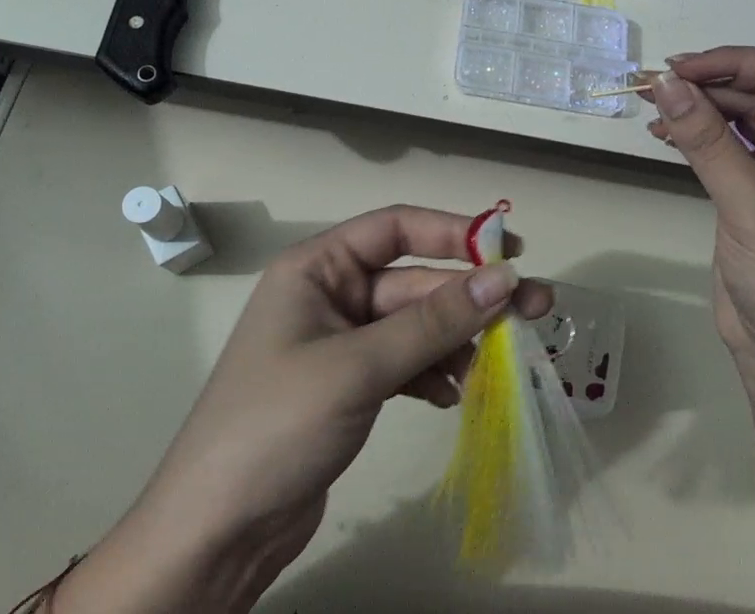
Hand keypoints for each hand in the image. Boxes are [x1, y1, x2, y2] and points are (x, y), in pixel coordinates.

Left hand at [56, 206, 551, 613]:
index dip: (453, 233)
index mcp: (316, 269)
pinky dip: (433, 374)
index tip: (510, 250)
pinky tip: (454, 395)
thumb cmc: (277, 425)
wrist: (218, 527)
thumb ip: (434, 322)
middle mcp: (329, 296)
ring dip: (457, 340)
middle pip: (413, 282)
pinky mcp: (349, 387)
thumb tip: (505, 276)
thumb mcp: (359, 365)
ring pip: (415, 326)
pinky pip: (405, 363)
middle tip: (536, 310)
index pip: (394, 228)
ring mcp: (339, 344)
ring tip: (500, 364)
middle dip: (469, 297)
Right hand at [644, 48, 754, 430]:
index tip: (681, 67)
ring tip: (652, 100)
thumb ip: (708, 142)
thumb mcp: (752, 209)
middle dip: (712, 85)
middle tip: (656, 81)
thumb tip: (665, 83)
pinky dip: (697, 138)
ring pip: (744, 121)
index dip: (737, 64)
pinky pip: (729, 151)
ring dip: (700, 109)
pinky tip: (663, 131)